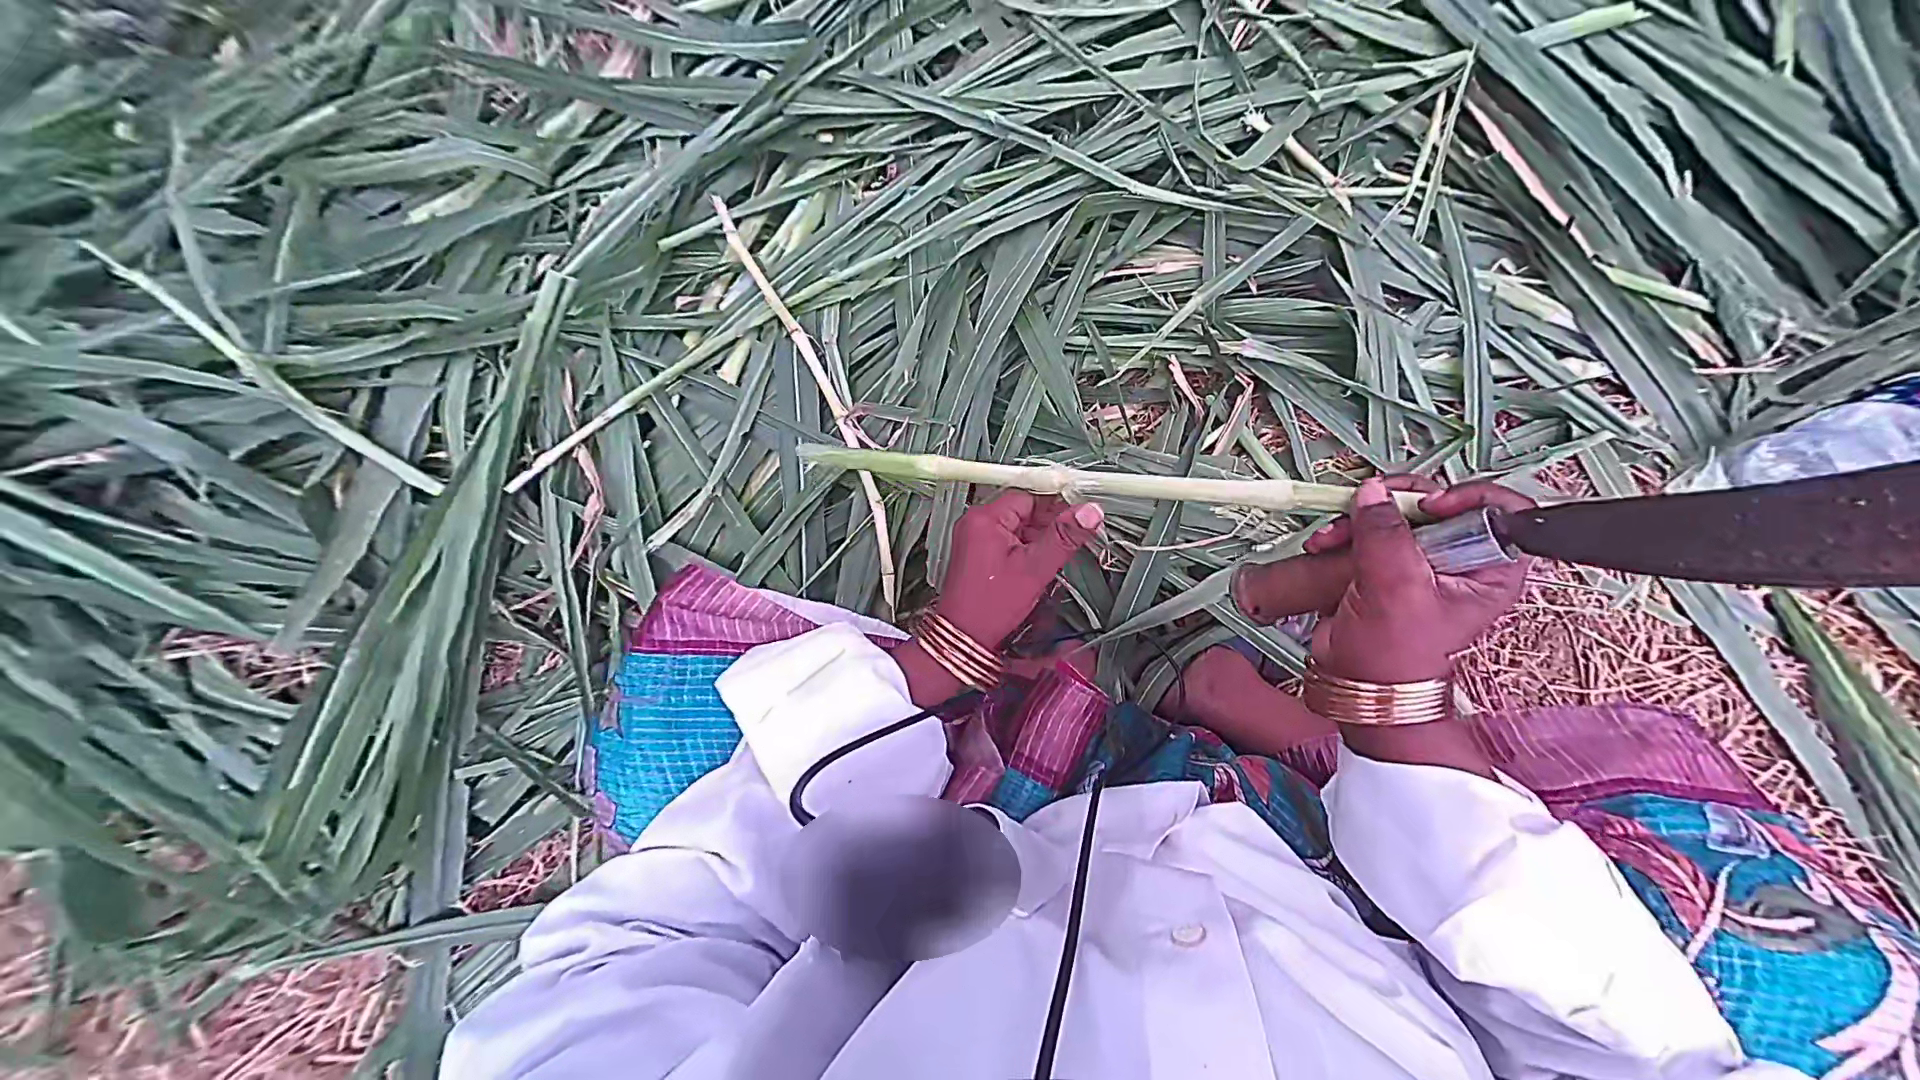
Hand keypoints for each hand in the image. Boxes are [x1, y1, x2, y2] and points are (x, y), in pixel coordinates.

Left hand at [935, 491, 1103, 648]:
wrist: (964, 636)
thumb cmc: (989, 605)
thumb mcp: (1035, 568)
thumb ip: (1064, 537)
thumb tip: (1089, 512)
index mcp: (985, 518)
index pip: (1030, 496)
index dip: (1056, 505)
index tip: (1077, 516)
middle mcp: (976, 522)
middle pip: (1024, 510)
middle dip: (1048, 526)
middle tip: (1068, 542)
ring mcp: (974, 538)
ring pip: (1018, 527)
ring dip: (1038, 540)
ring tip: (1047, 561)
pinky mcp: (977, 553)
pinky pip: (1008, 541)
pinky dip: (1025, 550)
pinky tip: (1035, 567)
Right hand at [1307, 476, 1533, 683]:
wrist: (1356, 678)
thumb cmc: (1394, 654)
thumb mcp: (1396, 588)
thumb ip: (1386, 536)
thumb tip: (1374, 495)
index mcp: (1489, 567)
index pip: (1498, 510)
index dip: (1465, 497)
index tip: (1428, 504)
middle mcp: (1457, 558)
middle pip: (1437, 503)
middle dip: (1394, 505)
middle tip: (1371, 509)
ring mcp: (1417, 559)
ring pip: (1395, 513)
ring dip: (1358, 519)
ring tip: (1335, 537)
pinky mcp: (1383, 562)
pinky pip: (1367, 529)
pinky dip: (1344, 531)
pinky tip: (1327, 543)